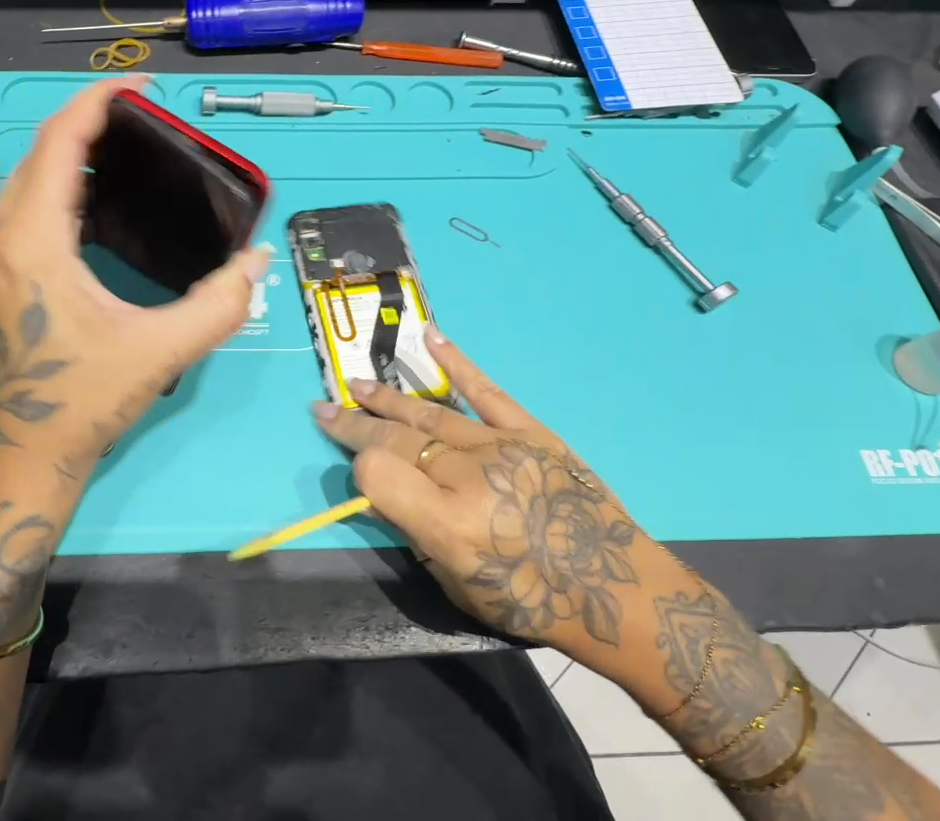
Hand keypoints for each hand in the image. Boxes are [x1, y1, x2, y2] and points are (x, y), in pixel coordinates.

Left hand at [0, 75, 269, 483]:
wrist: (26, 454)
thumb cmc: (86, 401)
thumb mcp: (163, 350)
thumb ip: (221, 304)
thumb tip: (257, 260)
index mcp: (31, 241)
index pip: (58, 144)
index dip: (97, 103)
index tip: (142, 86)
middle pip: (40, 153)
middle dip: (90, 123)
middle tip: (148, 118)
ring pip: (28, 179)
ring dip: (73, 154)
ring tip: (130, 149)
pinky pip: (25, 206)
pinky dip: (61, 187)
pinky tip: (100, 199)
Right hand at [313, 329, 665, 652]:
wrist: (616, 589)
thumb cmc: (530, 601)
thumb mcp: (454, 585)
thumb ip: (416, 533)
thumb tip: (390, 491)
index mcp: (445, 523)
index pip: (375, 472)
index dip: (357, 469)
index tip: (354, 471)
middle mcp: (466, 477)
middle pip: (394, 438)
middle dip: (354, 423)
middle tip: (323, 408)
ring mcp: (501, 446)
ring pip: (428, 413)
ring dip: (388, 398)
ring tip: (358, 384)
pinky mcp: (532, 432)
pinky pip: (487, 391)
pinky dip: (458, 363)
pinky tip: (431, 338)